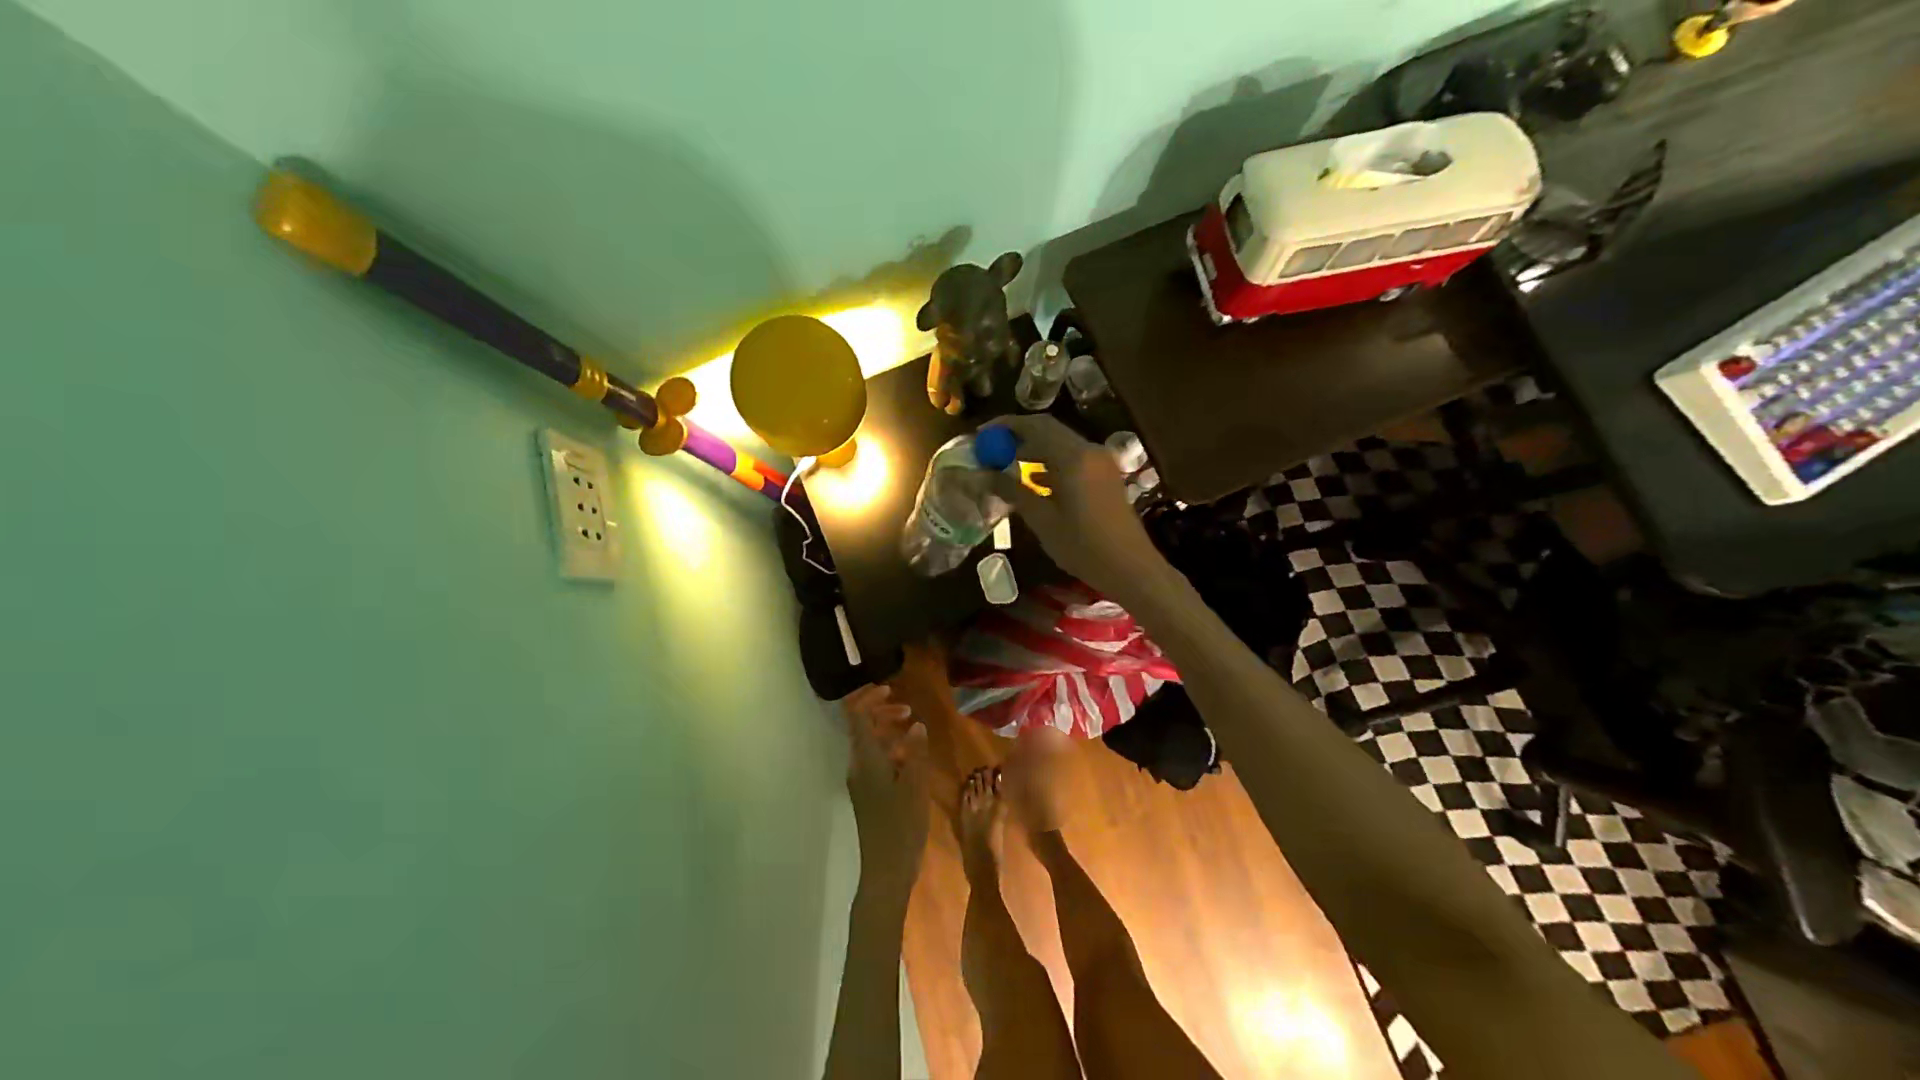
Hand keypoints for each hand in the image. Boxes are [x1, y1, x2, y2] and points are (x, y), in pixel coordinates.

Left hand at [843, 685, 930, 902]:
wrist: (886, 871)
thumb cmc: (900, 825)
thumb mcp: (914, 784)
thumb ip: (914, 751)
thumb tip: (915, 725)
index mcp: (864, 759)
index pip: (855, 716)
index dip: (869, 698)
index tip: (891, 689)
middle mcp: (857, 765)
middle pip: (861, 727)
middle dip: (882, 712)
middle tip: (908, 709)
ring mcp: (861, 780)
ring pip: (869, 744)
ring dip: (888, 730)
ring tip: (914, 729)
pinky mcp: (869, 793)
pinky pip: (875, 760)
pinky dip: (891, 749)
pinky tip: (912, 756)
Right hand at [985, 414, 1170, 603]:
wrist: (1131, 568)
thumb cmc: (1083, 547)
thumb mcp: (1042, 521)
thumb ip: (1013, 491)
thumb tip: (985, 475)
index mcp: (1073, 457)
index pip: (1035, 426)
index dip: (1005, 426)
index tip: (981, 435)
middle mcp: (1089, 451)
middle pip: (1048, 430)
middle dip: (1018, 436)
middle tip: (991, 449)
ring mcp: (1101, 463)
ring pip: (1061, 444)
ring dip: (1034, 450)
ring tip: (1006, 465)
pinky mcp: (1106, 476)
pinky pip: (1073, 459)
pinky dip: (1051, 463)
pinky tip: (1034, 481)